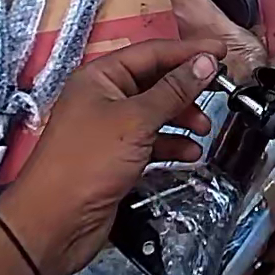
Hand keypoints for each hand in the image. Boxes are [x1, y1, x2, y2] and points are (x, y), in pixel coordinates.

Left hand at [0, 38, 223, 274]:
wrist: (55, 223)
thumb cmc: (87, 161)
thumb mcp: (135, 120)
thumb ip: (173, 91)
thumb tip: (204, 63)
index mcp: (101, 76)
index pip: (151, 52)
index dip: (187, 51)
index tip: (219, 51)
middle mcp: (105, 96)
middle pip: (155, 81)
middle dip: (187, 87)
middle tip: (219, 90)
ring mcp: (111, 127)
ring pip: (156, 112)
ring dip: (182, 118)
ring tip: (204, 129)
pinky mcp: (118, 156)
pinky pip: (152, 140)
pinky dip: (172, 144)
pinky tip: (190, 153)